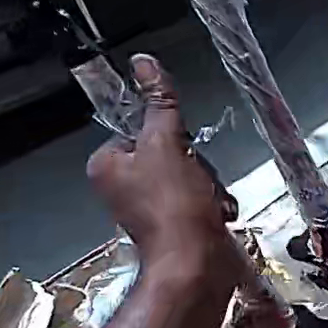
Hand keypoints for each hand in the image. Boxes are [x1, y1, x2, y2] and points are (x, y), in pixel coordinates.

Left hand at [87, 55, 235, 282]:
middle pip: (172, 151)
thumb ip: (160, 104)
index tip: (181, 149)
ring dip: (210, 183)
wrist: (197, 265)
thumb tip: (144, 63)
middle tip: (197, 179)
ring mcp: (152, 207)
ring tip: (210, 201)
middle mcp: (125, 186)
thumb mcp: (167, 144)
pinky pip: (201, 197)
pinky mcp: (178, 223)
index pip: (141, 128)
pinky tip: (218, 213)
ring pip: (192, 174)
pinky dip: (214, 202)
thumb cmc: (175, 207)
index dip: (169, 134)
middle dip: (197, 165)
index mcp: (109, 165)